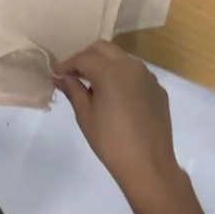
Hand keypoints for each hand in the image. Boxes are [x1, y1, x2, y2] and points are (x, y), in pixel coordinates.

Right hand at [55, 41, 182, 195]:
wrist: (149, 164)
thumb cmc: (111, 142)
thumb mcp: (86, 116)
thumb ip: (73, 90)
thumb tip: (61, 77)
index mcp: (110, 71)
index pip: (84, 58)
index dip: (67, 64)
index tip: (56, 74)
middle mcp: (131, 66)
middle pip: (103, 49)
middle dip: (86, 57)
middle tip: (73, 74)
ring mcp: (148, 76)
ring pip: (122, 58)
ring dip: (105, 64)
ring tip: (93, 84)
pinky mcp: (158, 89)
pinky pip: (136, 73)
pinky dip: (122, 76)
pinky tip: (115, 96)